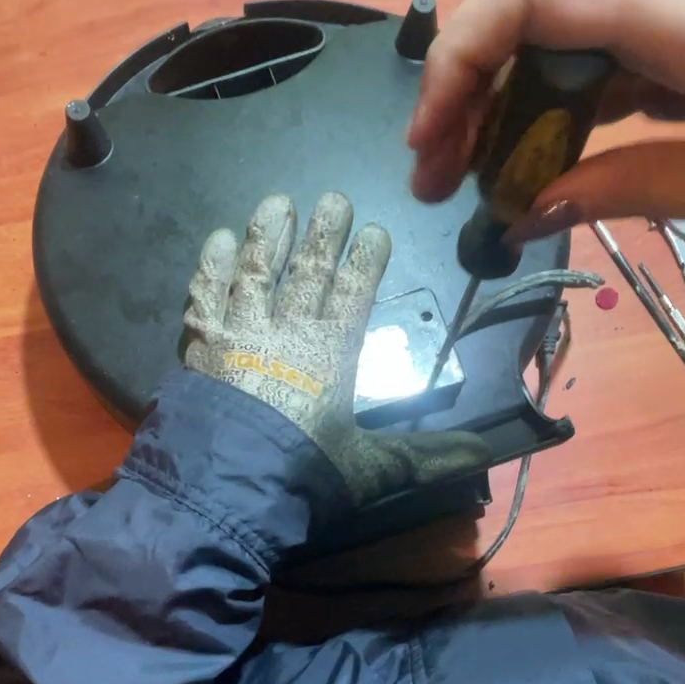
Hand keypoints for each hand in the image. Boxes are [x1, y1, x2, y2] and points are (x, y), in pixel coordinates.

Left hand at [184, 193, 489, 503]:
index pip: (354, 292)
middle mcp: (286, 330)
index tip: (374, 230)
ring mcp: (240, 333)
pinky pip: (206, 295)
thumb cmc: (302, 472)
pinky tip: (218, 241)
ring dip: (267, 235)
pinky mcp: (200, 346)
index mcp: (329, 352)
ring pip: (255, 271)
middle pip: (307, 271)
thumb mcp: (369, 469)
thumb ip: (424, 457)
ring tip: (277, 202)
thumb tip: (484, 453)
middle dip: (323, 234)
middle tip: (333, 198)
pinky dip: (211, 267)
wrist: (226, 485)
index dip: (365, 260)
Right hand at [407, 0, 684, 248]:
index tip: (431, 142)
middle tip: (437, 170)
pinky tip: (545, 151)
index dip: (463, 57)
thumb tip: (525, 211)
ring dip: (505, 91)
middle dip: (469, 79)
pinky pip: (607, 40)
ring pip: (564, 19)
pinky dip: (560, 94)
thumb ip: (630, 187)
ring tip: (475, 172)